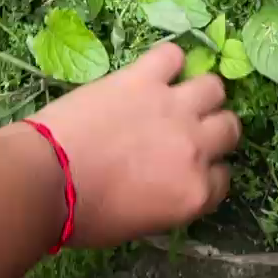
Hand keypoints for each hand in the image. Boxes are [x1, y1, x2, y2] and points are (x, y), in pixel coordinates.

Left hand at [26, 41, 239, 248]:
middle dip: (214, 129)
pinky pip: (172, 55)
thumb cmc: (86, 214)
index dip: (206, 170)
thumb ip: (169, 197)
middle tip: (189, 129)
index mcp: (194, 192)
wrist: (48, 177)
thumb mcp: (141, 223)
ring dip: (200, 92)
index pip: (222, 177)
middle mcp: (194, 147)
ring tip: (179, 95)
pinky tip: (156, 70)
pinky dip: (168, 60)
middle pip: (228, 128)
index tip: (189, 167)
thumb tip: (168, 180)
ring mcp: (172, 107)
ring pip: (213, 86)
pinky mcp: (144, 78)